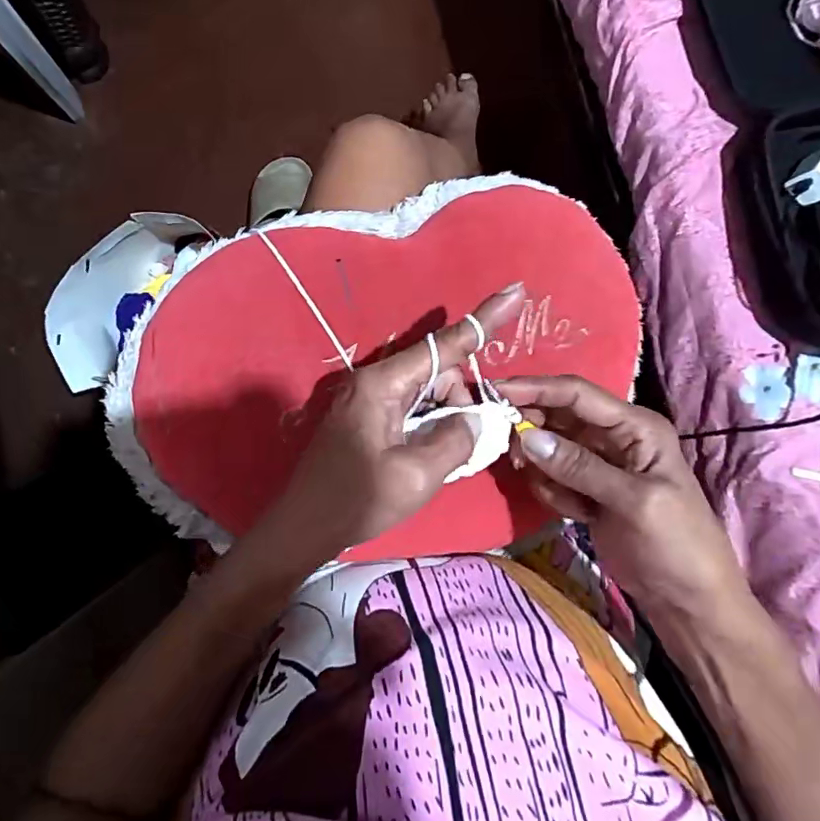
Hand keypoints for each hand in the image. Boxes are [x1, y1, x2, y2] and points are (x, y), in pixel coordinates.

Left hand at [253, 283, 527, 563]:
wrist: (304, 528)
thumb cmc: (356, 500)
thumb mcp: (416, 475)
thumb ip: (455, 440)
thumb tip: (472, 420)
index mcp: (382, 384)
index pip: (443, 346)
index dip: (483, 321)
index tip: (515, 292)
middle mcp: (374, 383)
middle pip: (438, 373)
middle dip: (462, 400)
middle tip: (470, 442)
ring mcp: (369, 402)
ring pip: (427, 395)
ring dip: (448, 419)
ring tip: (448, 458)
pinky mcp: (368, 422)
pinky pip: (412, 412)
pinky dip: (431, 429)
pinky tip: (435, 456)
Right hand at [495, 376, 747, 612]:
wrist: (690, 603)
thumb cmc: (677, 545)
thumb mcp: (633, 502)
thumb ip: (580, 467)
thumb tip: (527, 437)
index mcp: (635, 426)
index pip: (576, 393)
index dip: (534, 388)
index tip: (492, 390)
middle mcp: (615, 436)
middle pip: (556, 415)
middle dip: (531, 429)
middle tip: (509, 453)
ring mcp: (599, 464)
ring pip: (548, 446)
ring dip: (541, 468)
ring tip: (562, 498)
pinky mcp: (586, 490)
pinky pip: (551, 476)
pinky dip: (551, 490)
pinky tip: (575, 514)